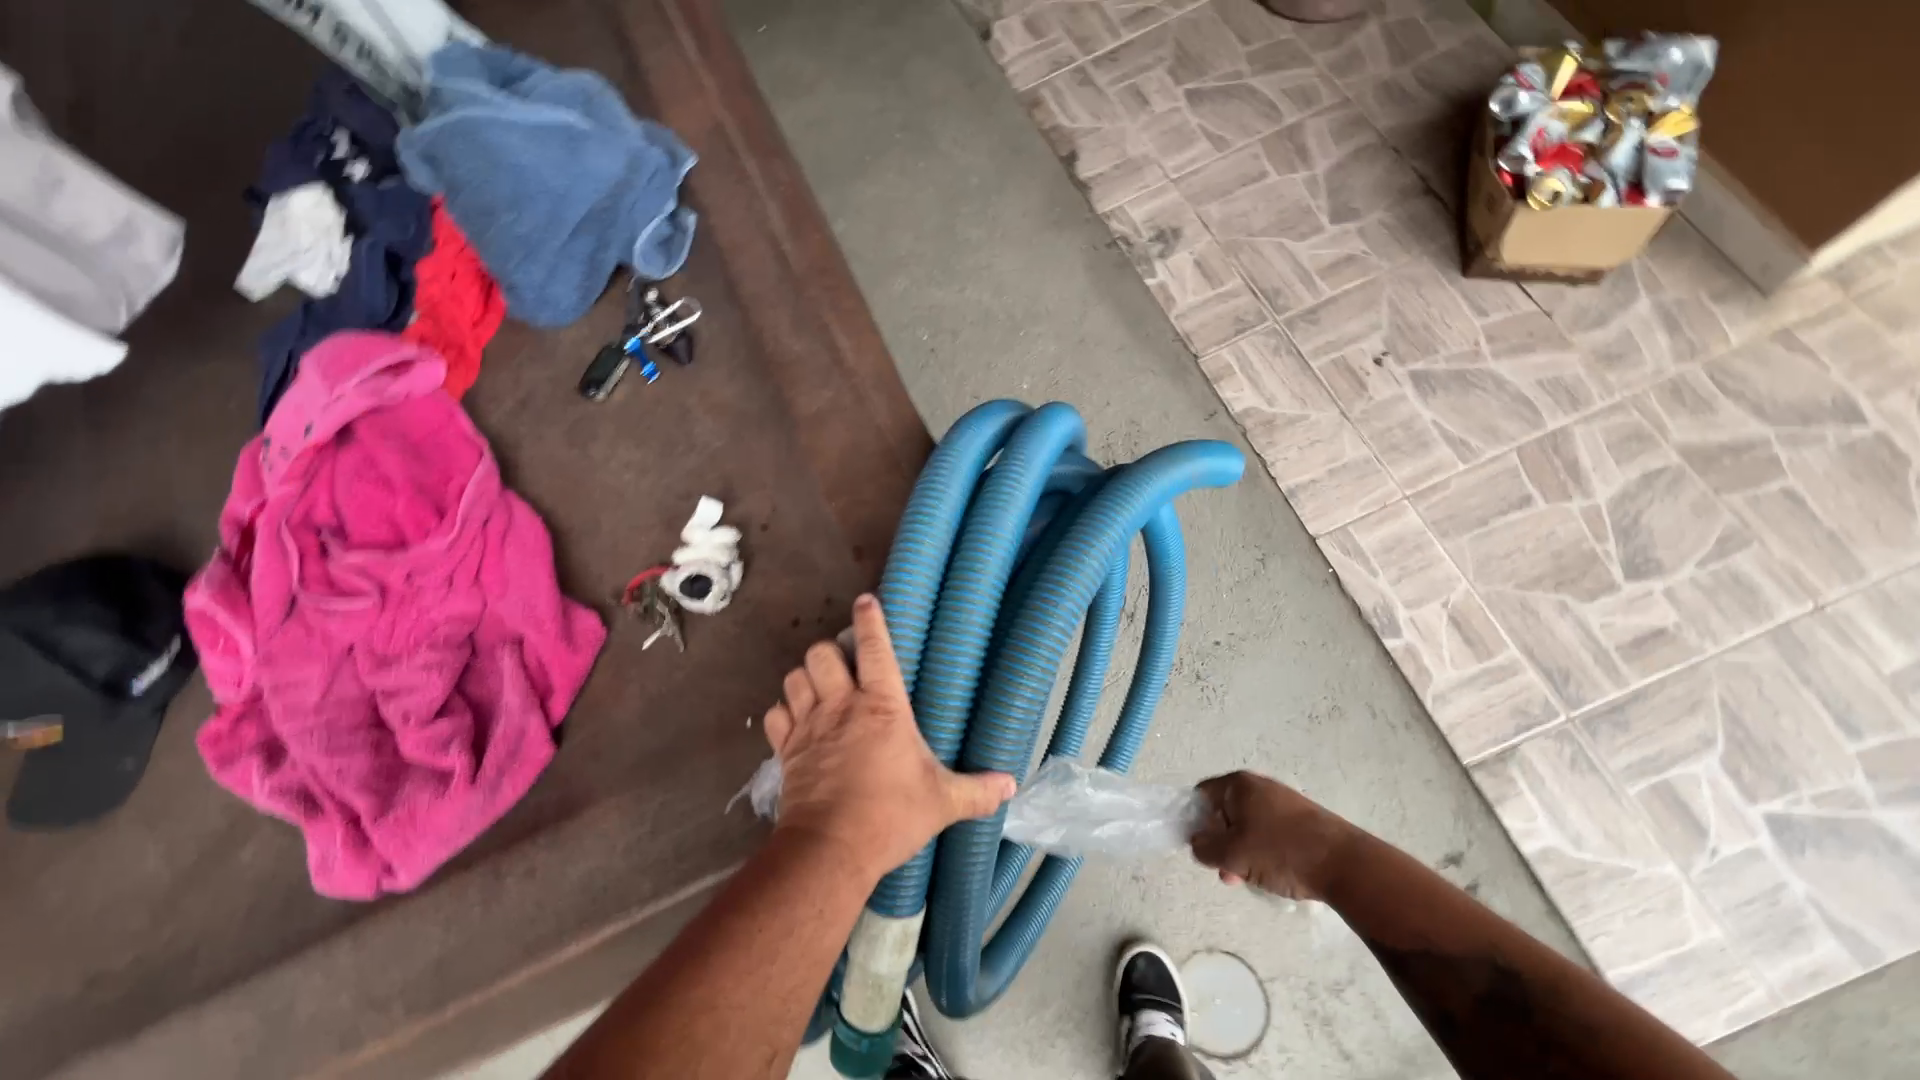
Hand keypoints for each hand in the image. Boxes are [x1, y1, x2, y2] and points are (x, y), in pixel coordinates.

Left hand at [763, 594, 1016, 881]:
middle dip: (830, 651)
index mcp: (883, 707)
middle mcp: (842, 706)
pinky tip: (795, 720)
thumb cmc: (890, 816)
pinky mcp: (786, 750)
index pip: (875, 648)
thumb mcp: (942, 803)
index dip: (870, 619)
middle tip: (845, 664)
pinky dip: (783, 711)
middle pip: (821, 653)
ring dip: (805, 677)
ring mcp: (809, 726)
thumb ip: (978, 790)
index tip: (866, 601)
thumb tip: (1012, 785)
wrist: (830, 849)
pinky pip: (775, 715)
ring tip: (820, 688)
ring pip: (794, 677)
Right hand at [1191, 771, 1353, 900]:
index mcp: (1240, 785)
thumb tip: (1198, 843)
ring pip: (1248, 828)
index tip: (1201, 847)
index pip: (1202, 795)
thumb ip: (1204, 847)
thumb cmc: (1280, 852)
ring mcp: (1284, 803)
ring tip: (1249, 879)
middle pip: (1225, 813)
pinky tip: (1271, 875)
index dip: (1194, 821)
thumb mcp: (1231, 854)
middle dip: (1221, 844)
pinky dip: (1263, 853)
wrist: (1345, 864)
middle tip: (1226, 872)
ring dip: (1241, 853)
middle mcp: (1260, 787)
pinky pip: (1270, 834)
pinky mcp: (1302, 822)